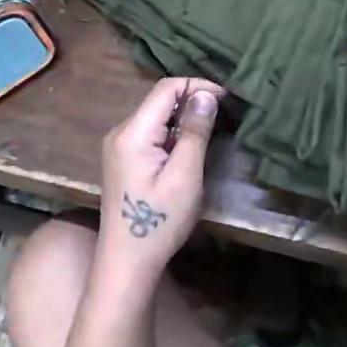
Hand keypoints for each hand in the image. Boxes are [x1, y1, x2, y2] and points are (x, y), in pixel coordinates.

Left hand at [95, 77, 224, 288]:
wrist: (127, 260)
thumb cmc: (160, 220)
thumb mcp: (185, 175)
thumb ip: (194, 132)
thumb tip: (206, 94)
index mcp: (132, 132)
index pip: (166, 88)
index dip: (198, 86)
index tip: (228, 98)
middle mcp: (120, 131)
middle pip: (159, 99)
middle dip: (192, 99)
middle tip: (226, 112)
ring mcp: (118, 145)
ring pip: (155, 115)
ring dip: (184, 116)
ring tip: (214, 126)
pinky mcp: (123, 159)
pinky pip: (150, 132)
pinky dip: (173, 131)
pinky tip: (191, 145)